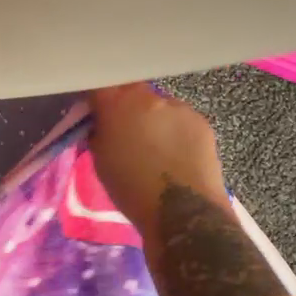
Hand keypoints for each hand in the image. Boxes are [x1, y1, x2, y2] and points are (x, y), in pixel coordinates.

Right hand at [86, 83, 226, 231]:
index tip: (93, 111)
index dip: (96, 98)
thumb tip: (103, 123)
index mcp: (118, 105)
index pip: (101, 85)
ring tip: (152, 147)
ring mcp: (179, 107)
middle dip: (125, 107)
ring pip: (158, 106)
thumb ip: (100, 132)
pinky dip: (172, 130)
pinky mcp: (202, 121)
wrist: (182, 209)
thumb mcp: (100, 160)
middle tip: (121, 131)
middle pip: (132, 92)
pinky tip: (172, 154)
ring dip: (151, 119)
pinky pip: (179, 119)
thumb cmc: (130, 188)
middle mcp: (150, 98)